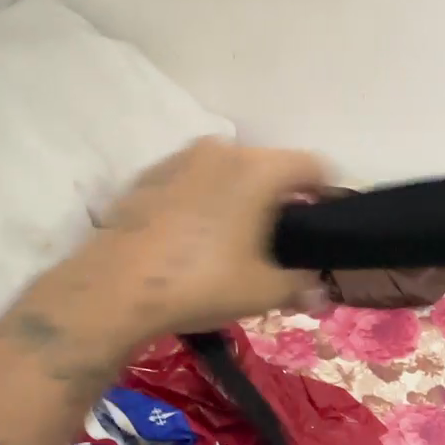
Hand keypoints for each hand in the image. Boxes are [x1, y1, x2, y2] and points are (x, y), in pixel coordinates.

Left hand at [42, 137, 329, 343]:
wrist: (117, 288)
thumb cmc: (203, 283)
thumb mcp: (265, 292)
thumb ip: (302, 287)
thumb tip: (321, 293)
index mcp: (258, 170)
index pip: (313, 166)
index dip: (327, 195)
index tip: (326, 226)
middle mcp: (221, 150)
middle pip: (270, 166)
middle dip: (284, 198)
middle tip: (285, 242)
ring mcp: (181, 158)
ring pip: (230, 171)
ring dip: (244, 197)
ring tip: (242, 241)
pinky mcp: (149, 175)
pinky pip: (196, 181)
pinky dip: (208, 201)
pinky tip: (201, 239)